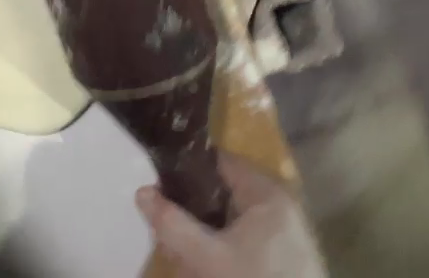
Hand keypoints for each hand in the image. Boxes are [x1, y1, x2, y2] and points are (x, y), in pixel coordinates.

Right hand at [136, 156, 326, 277]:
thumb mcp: (209, 260)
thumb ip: (172, 225)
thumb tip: (142, 192)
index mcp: (266, 193)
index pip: (216, 161)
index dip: (185, 171)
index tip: (160, 189)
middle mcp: (279, 207)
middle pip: (221, 194)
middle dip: (192, 214)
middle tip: (170, 236)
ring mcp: (285, 236)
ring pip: (230, 222)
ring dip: (205, 238)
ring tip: (186, 262)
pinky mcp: (286, 263)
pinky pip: (245, 244)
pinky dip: (223, 254)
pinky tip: (208, 271)